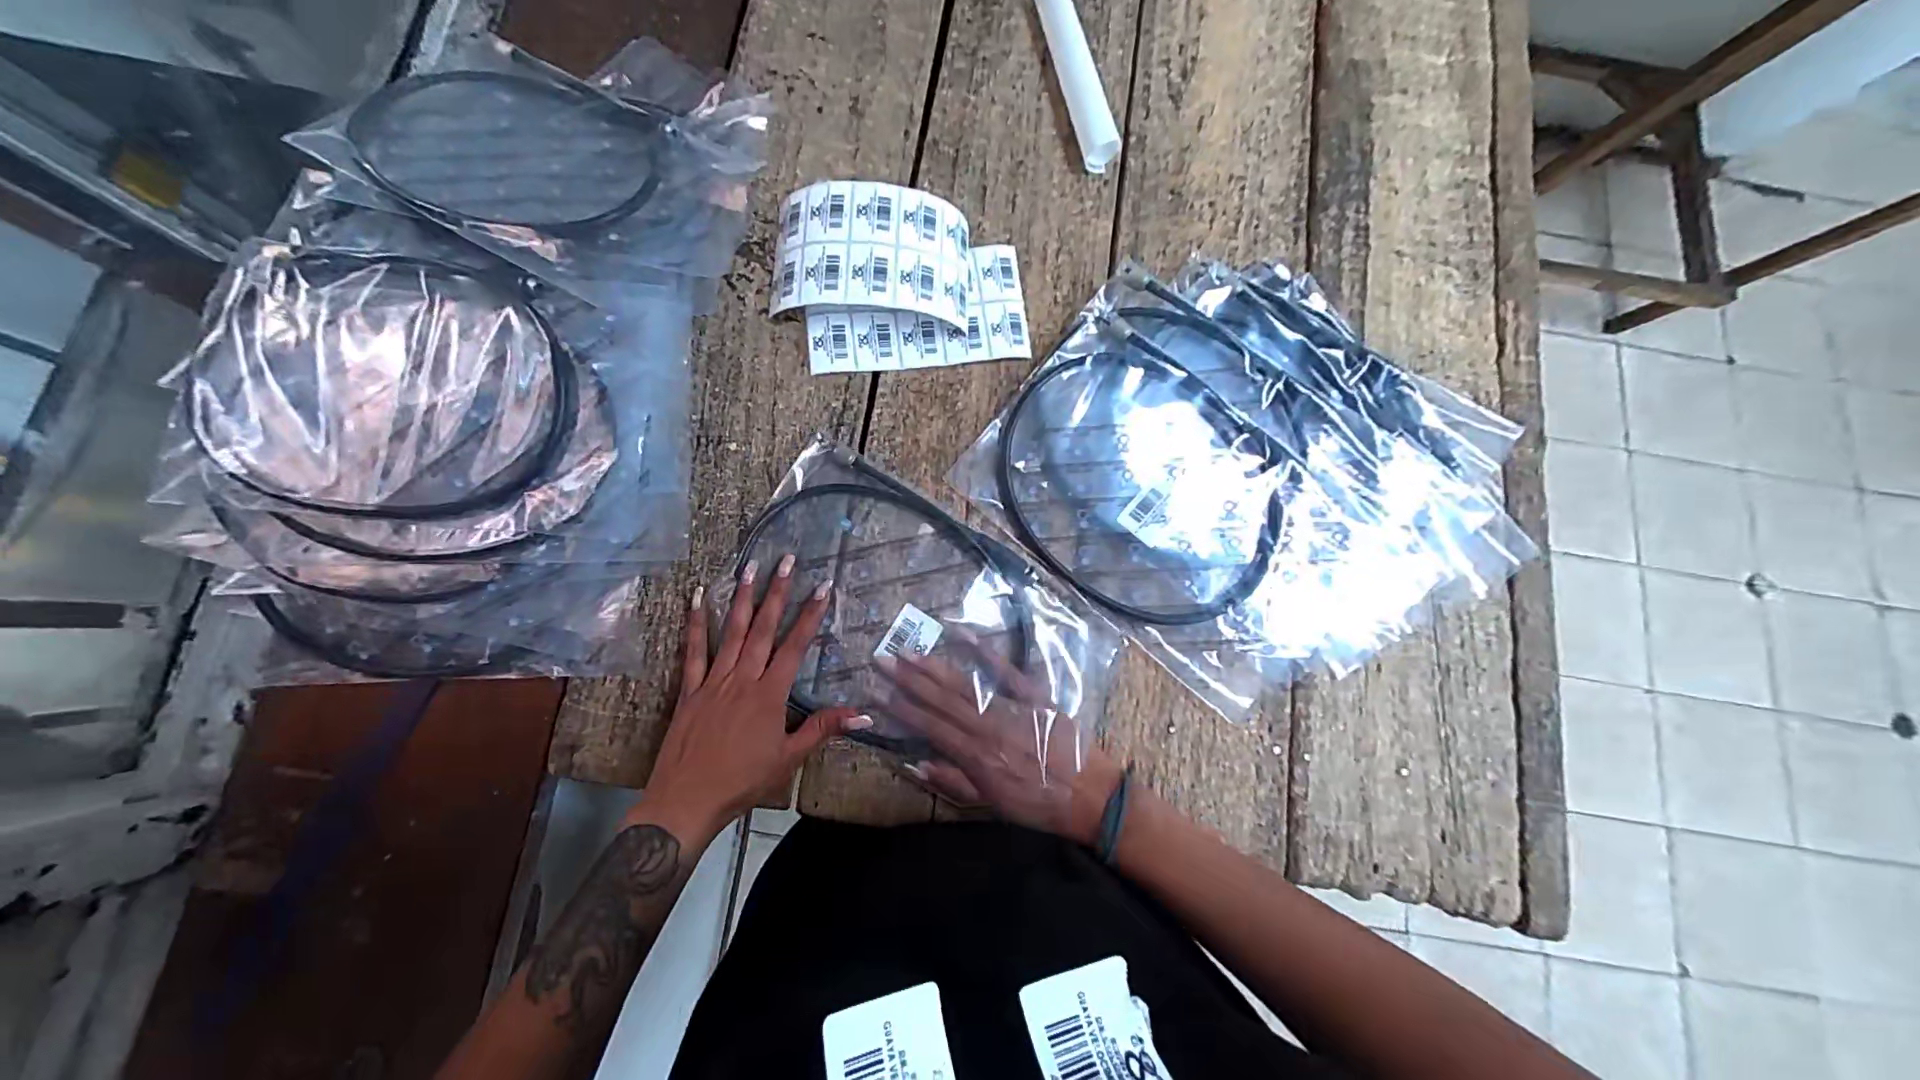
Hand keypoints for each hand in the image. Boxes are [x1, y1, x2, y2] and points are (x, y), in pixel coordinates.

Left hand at [633, 554, 868, 841]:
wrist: (687, 801)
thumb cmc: (743, 782)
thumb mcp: (789, 759)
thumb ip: (823, 729)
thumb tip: (865, 714)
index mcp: (769, 695)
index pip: (795, 647)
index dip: (811, 615)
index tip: (823, 587)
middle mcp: (742, 680)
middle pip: (763, 629)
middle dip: (778, 593)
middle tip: (787, 560)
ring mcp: (712, 682)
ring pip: (730, 632)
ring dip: (742, 597)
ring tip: (750, 566)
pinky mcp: (689, 690)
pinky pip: (693, 650)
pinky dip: (695, 622)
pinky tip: (697, 597)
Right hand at [881, 638, 1122, 845]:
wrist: (1092, 797)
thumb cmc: (1039, 805)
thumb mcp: (993, 805)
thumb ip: (954, 782)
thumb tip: (916, 764)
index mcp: (976, 756)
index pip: (930, 727)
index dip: (902, 709)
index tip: (877, 693)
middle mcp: (988, 728)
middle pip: (941, 700)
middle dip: (909, 679)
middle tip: (882, 659)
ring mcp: (1012, 708)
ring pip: (965, 684)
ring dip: (934, 667)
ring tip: (909, 651)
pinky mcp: (1036, 696)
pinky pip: (1007, 671)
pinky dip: (985, 652)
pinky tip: (964, 635)